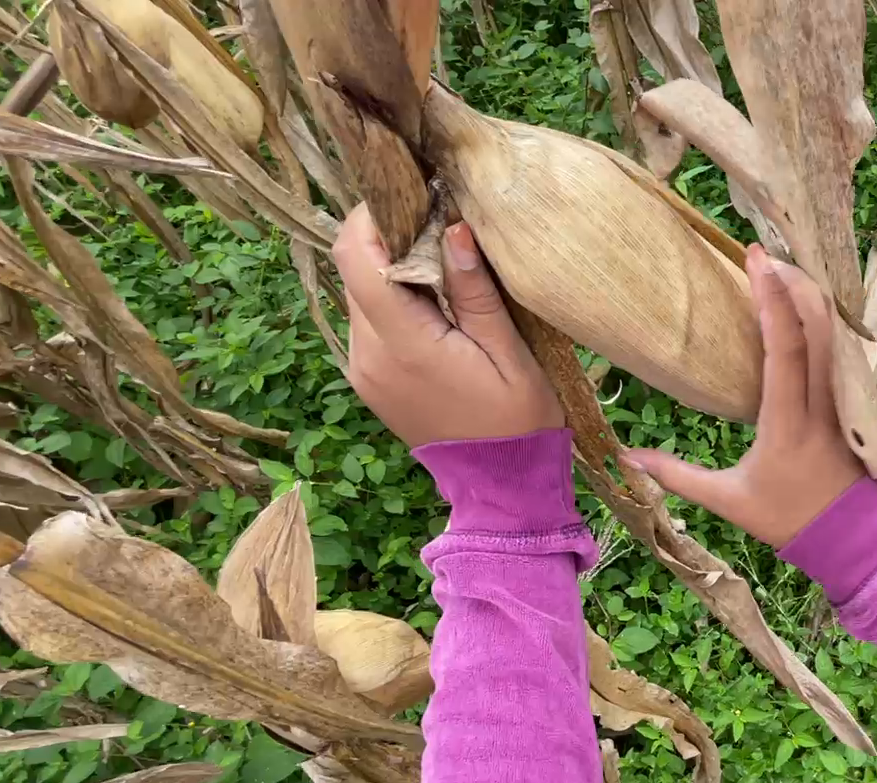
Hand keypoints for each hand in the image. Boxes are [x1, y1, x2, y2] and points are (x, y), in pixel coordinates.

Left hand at [331, 205, 564, 446]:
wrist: (503, 486)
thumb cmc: (521, 423)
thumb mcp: (512, 357)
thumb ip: (477, 294)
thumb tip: (452, 228)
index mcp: (404, 345)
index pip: (356, 255)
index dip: (374, 216)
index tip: (416, 201)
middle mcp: (369, 355)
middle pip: (355, 271)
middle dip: (391, 243)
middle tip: (443, 237)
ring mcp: (364, 371)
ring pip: (361, 296)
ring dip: (395, 276)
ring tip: (447, 281)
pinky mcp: (370, 382)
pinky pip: (371, 326)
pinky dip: (396, 307)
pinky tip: (438, 319)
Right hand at [624, 247, 864, 547]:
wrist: (850, 540)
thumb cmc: (786, 520)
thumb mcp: (728, 500)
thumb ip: (678, 477)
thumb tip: (627, 459)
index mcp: (787, 422)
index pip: (785, 348)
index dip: (772, 299)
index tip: (755, 259)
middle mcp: (821, 404)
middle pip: (820, 327)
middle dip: (795, 283)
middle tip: (765, 256)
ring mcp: (843, 403)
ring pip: (837, 337)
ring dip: (813, 299)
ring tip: (785, 272)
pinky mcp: (853, 406)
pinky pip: (843, 354)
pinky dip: (827, 324)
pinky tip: (810, 310)